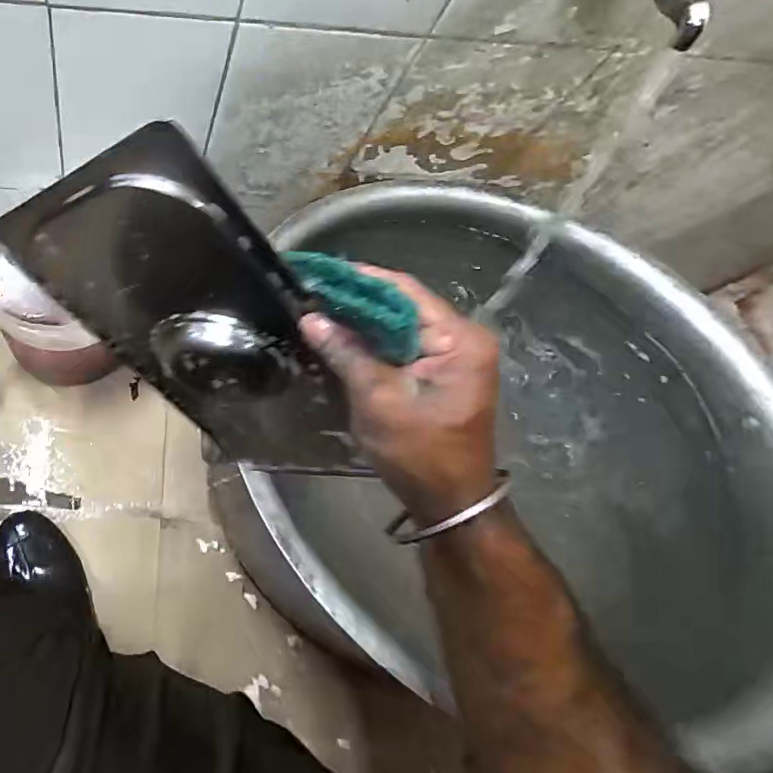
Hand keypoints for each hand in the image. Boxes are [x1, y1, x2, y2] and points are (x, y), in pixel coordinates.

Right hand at [298, 265, 499, 523]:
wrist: (449, 500)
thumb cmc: (419, 451)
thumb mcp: (377, 398)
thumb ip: (346, 352)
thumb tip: (310, 318)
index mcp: (459, 340)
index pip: (404, 291)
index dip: (359, 279)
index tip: (320, 272)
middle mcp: (461, 339)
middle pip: (401, 304)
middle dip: (355, 297)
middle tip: (311, 290)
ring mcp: (452, 356)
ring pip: (398, 323)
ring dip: (360, 317)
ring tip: (317, 307)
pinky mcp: (438, 372)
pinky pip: (399, 343)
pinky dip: (370, 338)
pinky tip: (340, 334)